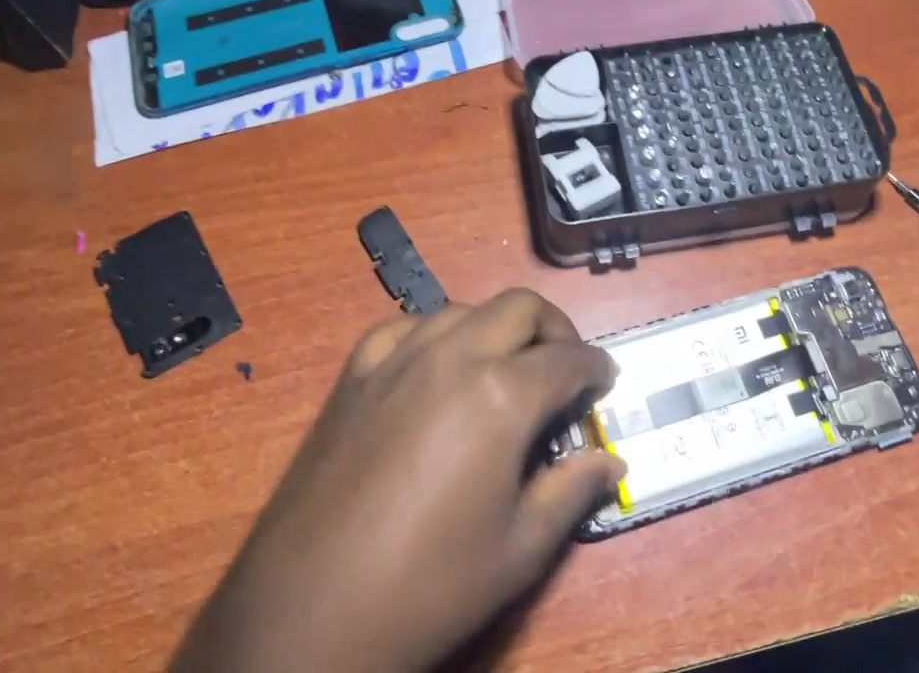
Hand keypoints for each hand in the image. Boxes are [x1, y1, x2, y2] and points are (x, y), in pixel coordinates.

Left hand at [173, 290, 621, 672]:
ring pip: (462, 309)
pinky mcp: (354, 375)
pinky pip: (402, 328)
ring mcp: (397, 359)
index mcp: (502, 395)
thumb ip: (571, 492)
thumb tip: (610, 460)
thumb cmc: (428, 585)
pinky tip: (435, 367)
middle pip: (519, 309)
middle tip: (564, 369)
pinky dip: (434, 335)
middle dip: (554, 330)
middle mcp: (452, 357)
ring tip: (505, 369)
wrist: (309, 609)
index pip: (568, 360)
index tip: (605, 382)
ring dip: (496, 329)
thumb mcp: (518, 550)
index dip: (597, 368)